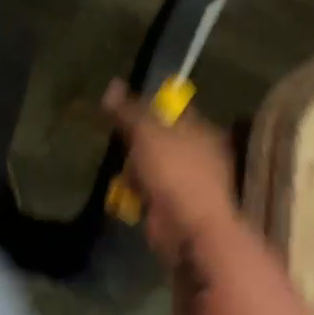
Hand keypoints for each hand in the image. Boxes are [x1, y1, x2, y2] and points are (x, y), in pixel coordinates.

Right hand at [103, 79, 239, 263]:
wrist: (190, 229)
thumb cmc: (174, 172)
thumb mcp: (146, 132)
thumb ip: (129, 109)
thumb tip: (112, 85)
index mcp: (201, 131)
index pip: (171, 107)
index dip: (146, 103)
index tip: (120, 105)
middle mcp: (198, 152)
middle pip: (157, 134)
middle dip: (134, 137)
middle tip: (117, 135)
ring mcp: (187, 179)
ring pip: (149, 161)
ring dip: (132, 164)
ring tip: (122, 167)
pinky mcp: (174, 203)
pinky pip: (148, 186)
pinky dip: (136, 187)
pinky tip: (126, 188)